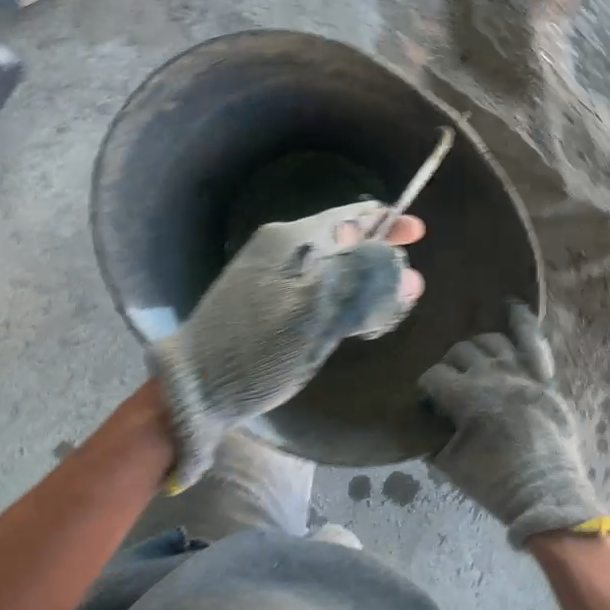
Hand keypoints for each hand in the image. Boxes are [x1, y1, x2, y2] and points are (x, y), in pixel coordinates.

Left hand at [152, 201, 424, 489]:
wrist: (191, 391)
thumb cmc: (255, 350)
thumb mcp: (315, 317)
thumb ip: (362, 287)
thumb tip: (404, 269)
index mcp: (288, 242)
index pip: (349, 218)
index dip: (387, 223)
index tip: (419, 232)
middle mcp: (278, 251)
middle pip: (342, 242)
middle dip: (379, 259)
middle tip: (409, 285)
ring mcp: (268, 278)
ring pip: (331, 269)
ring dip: (363, 283)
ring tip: (388, 308)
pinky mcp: (263, 305)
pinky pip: (315, 290)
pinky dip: (342, 300)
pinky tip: (355, 323)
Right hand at [419, 303, 609, 545]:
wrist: (546, 494)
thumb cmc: (495, 483)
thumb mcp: (451, 465)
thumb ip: (433, 439)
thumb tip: (426, 423)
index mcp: (466, 396)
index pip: (434, 377)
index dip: (427, 388)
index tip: (428, 401)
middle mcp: (492, 375)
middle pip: (461, 352)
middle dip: (450, 366)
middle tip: (451, 383)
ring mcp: (521, 373)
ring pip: (492, 341)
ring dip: (478, 348)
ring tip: (475, 361)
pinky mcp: (543, 377)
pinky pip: (533, 341)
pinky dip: (522, 323)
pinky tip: (512, 308)